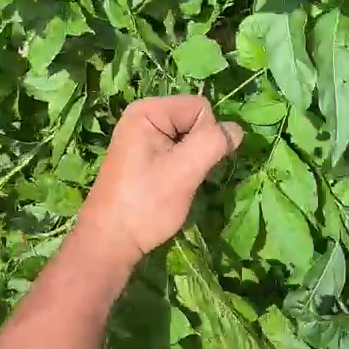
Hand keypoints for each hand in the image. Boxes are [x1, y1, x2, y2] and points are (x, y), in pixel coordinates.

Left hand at [74, 94, 243, 269]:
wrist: (110, 241)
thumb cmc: (145, 205)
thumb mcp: (183, 172)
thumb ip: (212, 144)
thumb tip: (237, 129)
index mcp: (147, 110)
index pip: (200, 107)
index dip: (207, 135)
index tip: (190, 165)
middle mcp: (144, 115)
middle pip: (195, 119)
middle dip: (200, 147)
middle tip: (184, 176)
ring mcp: (143, 135)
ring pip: (190, 136)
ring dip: (193, 159)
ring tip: (176, 182)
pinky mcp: (145, 153)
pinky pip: (178, 149)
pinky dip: (184, 166)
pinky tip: (171, 184)